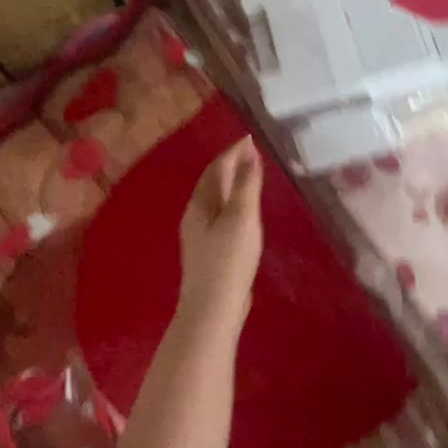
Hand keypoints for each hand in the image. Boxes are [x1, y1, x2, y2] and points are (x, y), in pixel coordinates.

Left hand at [178, 137, 264, 326]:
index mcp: (201, 204)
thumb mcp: (242, 218)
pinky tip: (243, 213)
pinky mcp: (209, 251)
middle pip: (212, 182)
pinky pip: (220, 215)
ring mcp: (199, 235)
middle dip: (230, 165)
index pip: (217, 168)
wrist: (213, 308)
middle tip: (251, 153)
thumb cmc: (229, 259)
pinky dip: (232, 203)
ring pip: (215, 200)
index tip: (251, 139)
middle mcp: (195, 215)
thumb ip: (246, 185)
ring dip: (231, 184)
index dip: (234, 152)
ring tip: (250, 177)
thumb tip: (249, 154)